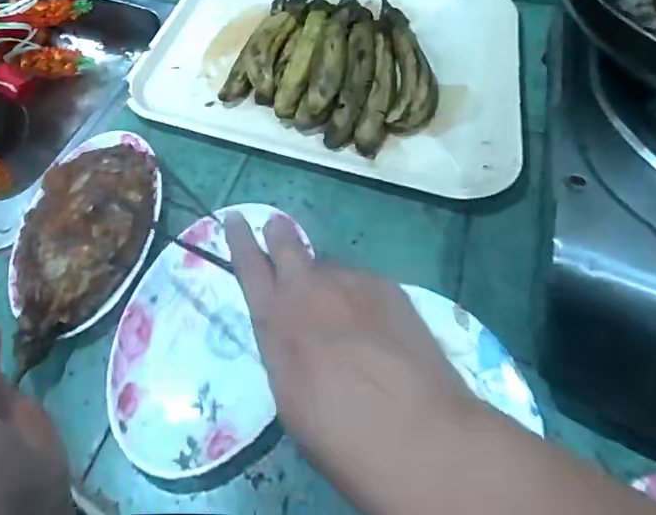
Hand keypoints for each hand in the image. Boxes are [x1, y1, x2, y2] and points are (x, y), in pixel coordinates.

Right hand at [226, 214, 655, 514]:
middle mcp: (307, 290)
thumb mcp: (290, 396)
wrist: (421, 437)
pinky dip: (360, 293)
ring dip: (324, 275)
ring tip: (338, 301)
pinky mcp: (388, 287)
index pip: (248, 265)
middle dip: (278, 233)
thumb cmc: (342, 437)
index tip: (233, 218)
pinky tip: (375, 321)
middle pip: (285, 243)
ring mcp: (349, 283)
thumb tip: (291, 333)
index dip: (240, 239)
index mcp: (276, 320)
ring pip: (328, 264)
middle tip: (276, 227)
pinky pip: (363, 280)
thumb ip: (284, 348)